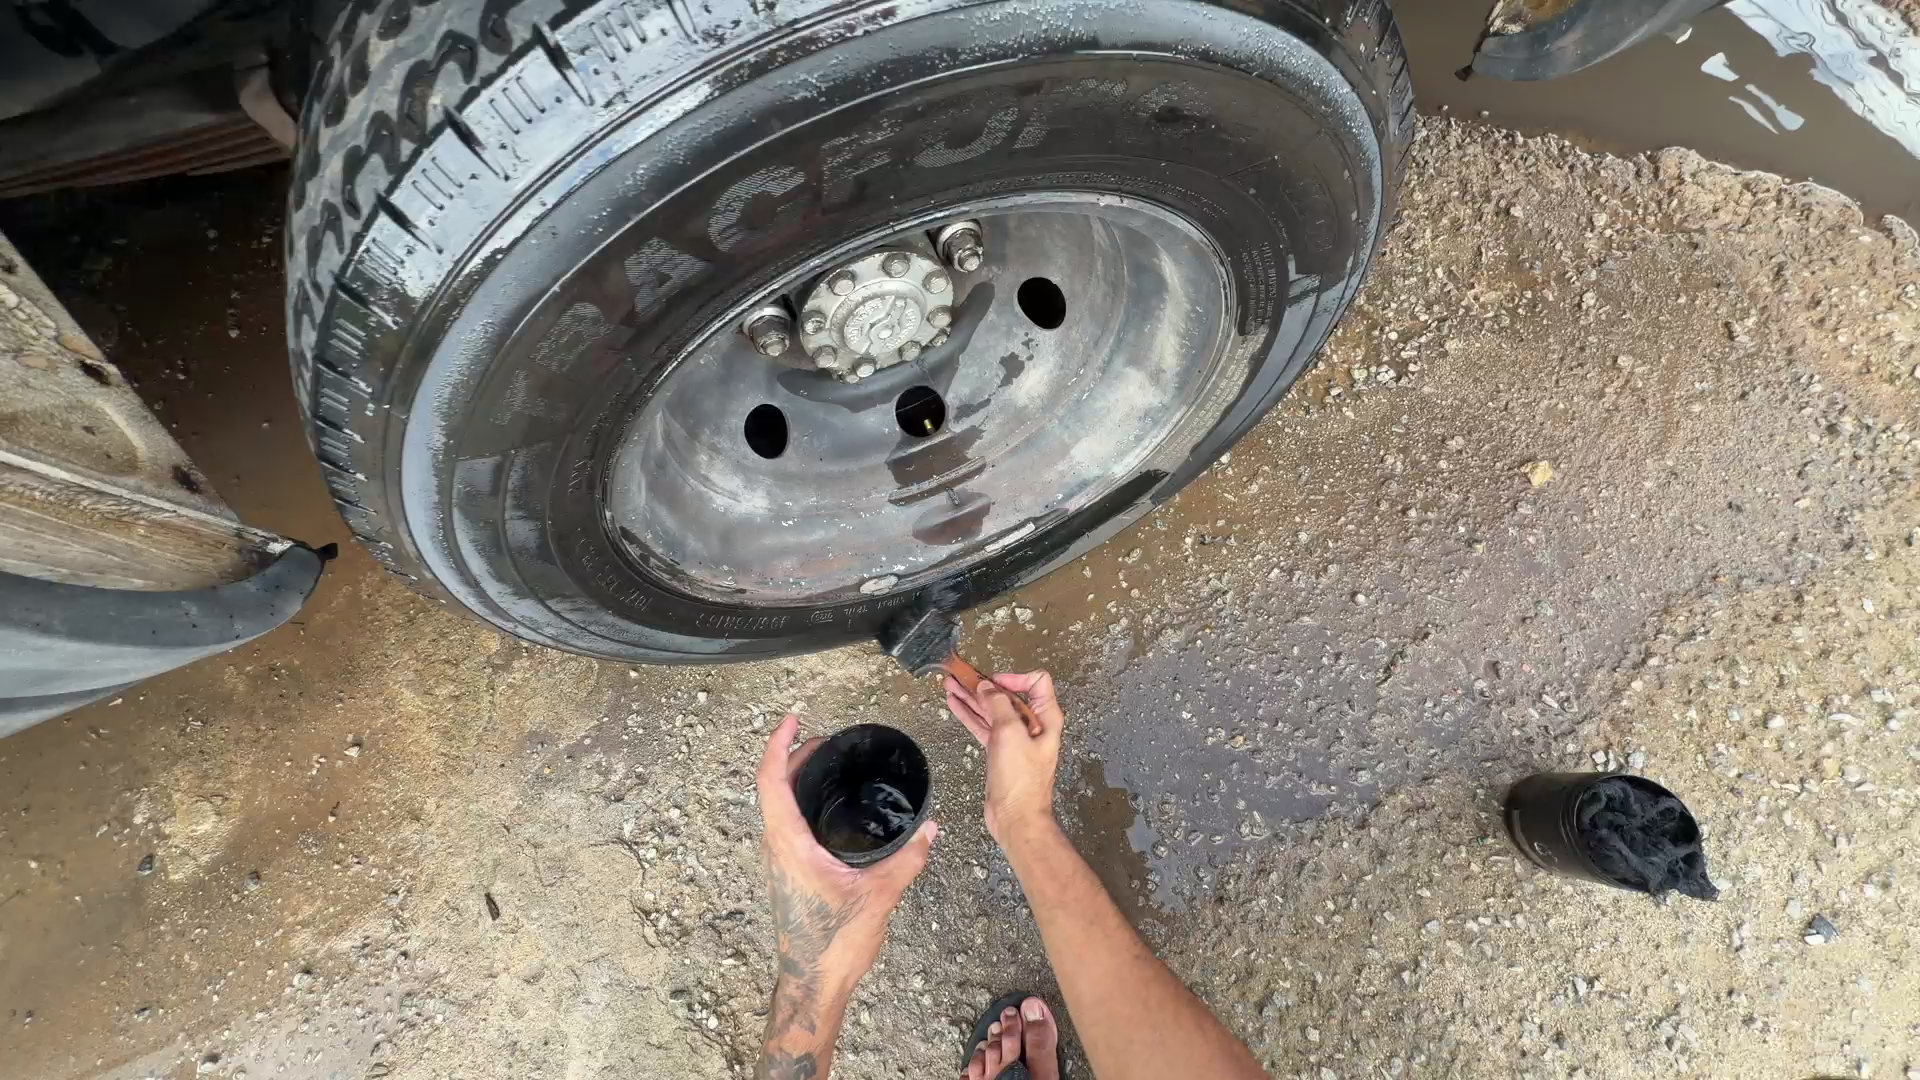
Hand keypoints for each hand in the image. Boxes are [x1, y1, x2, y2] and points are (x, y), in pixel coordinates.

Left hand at [756, 715, 935, 1019]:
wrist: (812, 986)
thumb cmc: (834, 944)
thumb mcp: (878, 896)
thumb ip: (907, 859)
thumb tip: (932, 829)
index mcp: (789, 844)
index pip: (770, 781)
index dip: (778, 745)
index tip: (793, 720)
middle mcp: (776, 847)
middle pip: (772, 786)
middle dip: (791, 753)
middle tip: (822, 737)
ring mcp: (778, 860)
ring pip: (776, 804)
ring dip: (793, 775)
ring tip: (823, 760)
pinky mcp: (787, 870)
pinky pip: (784, 820)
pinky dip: (798, 798)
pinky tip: (827, 803)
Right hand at [944, 670, 1064, 843]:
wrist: (1015, 817)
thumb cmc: (1020, 779)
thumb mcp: (1010, 733)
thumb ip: (998, 704)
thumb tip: (987, 687)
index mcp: (1045, 717)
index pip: (1036, 683)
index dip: (1014, 678)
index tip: (992, 681)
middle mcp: (1031, 725)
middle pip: (1007, 696)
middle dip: (984, 685)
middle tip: (961, 675)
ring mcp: (1014, 739)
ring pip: (991, 710)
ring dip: (971, 698)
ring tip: (950, 685)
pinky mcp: (999, 752)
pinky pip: (983, 726)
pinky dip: (969, 715)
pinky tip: (955, 704)